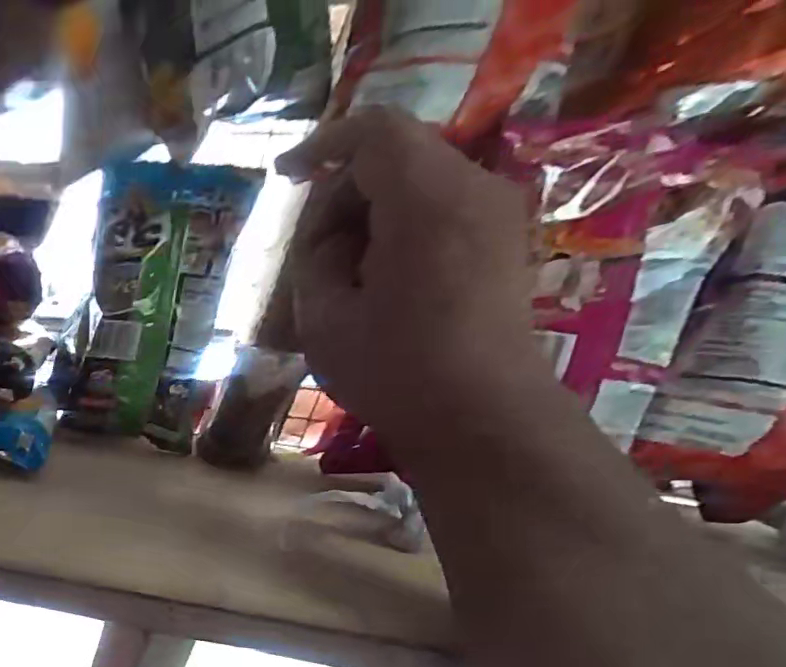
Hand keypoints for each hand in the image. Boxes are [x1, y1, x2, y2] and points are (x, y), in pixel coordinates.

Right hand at [277, 108, 543, 445]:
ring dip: (369, 214)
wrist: (476, 414)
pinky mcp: (501, 240)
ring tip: (340, 275)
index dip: (323, 144)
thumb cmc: (391, 370)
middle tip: (310, 253)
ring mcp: (496, 214)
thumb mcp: (323, 318)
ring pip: (418, 182)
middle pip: (397, 155)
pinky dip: (398, 227)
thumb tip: (334, 241)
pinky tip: (375, 278)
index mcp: (426, 203)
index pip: (376, 133)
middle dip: (343, 192)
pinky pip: (440, 208)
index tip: (285, 177)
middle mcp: (473, 191)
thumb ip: (317, 259)